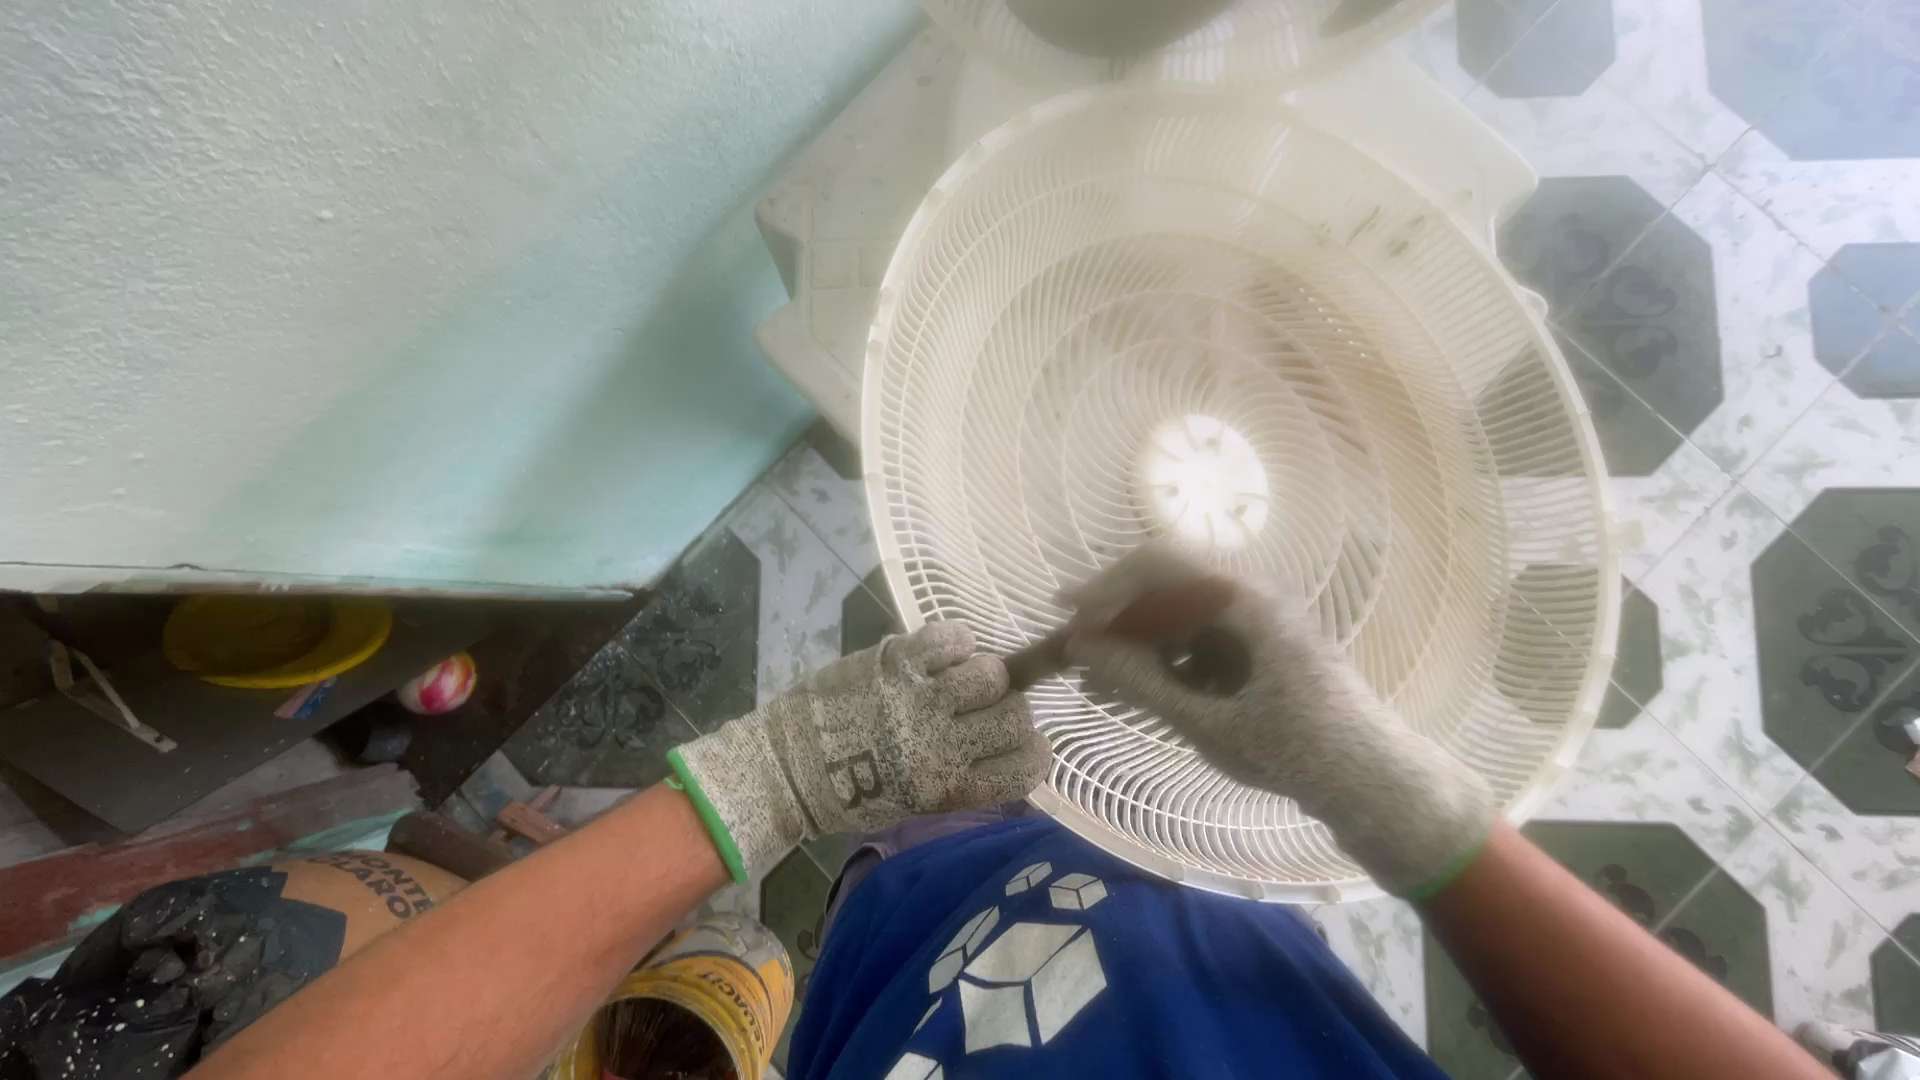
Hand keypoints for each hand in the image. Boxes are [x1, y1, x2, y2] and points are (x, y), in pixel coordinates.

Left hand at [668, 623, 1049, 880]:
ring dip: (984, 674)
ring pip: (992, 672)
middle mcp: (942, 742)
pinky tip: (943, 655)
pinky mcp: (897, 660)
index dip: (1034, 751)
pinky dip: (956, 642)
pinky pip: (953, 637)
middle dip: (1010, 710)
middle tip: (988, 708)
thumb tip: (1010, 745)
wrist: (787, 766)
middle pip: (1016, 715)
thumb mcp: (917, 801)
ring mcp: (920, 697)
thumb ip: (966, 776)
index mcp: (948, 787)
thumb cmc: (853, 792)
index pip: (1025, 766)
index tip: (1026, 743)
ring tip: (961, 678)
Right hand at [1061, 544, 1493, 897]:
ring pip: (1178, 616)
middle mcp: (1252, 594)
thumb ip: (1139, 680)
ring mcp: (1258, 619)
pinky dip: (1165, 663)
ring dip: (1137, 645)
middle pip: (1165, 587)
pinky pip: (1199, 640)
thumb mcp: (1206, 721)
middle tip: (1077, 655)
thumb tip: (1079, 646)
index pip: (1158, 565)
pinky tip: (1140, 697)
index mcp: (1245, 599)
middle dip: (1116, 621)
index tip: (1066, 617)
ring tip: (1099, 688)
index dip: (1105, 587)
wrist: (1376, 786)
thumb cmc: (1296, 752)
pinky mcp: (1260, 646)